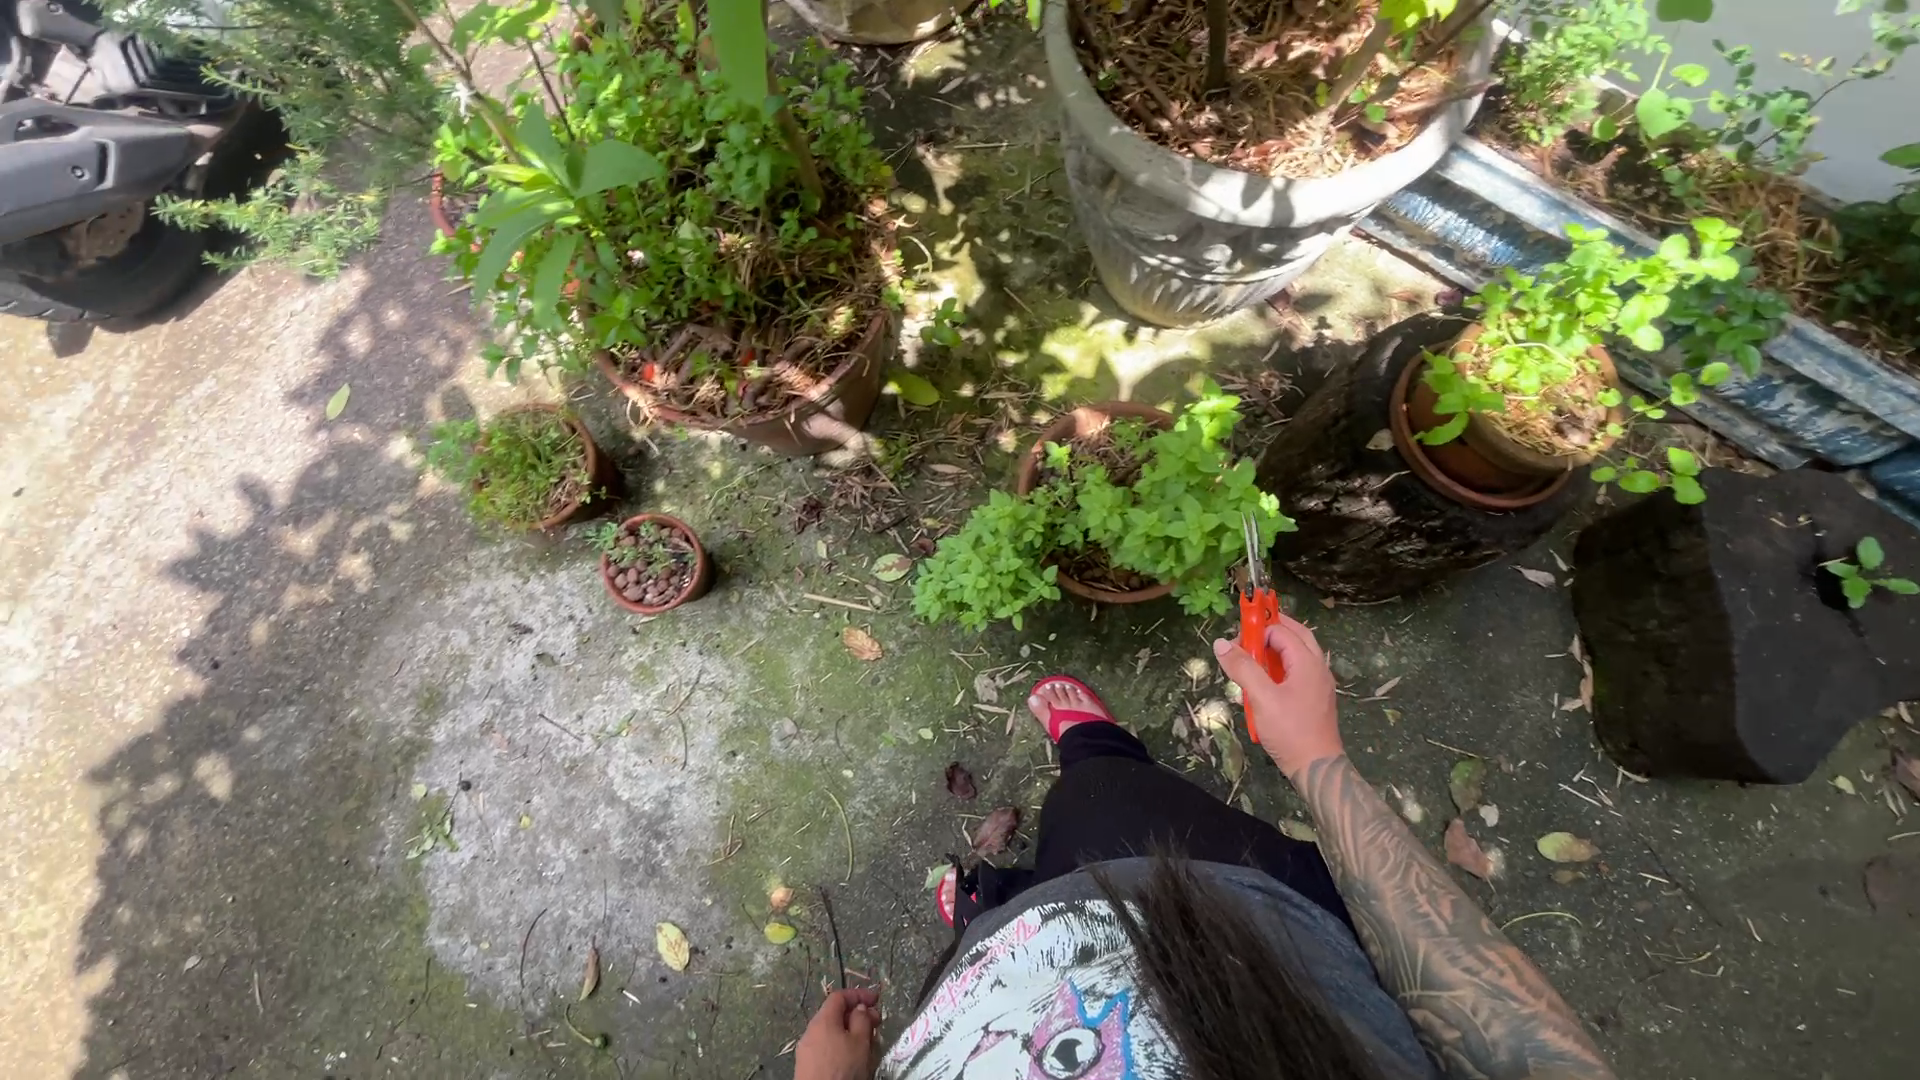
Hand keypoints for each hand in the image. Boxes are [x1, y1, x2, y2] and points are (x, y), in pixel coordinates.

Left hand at [796, 988, 881, 1079]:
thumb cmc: (843, 1070)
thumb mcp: (860, 1042)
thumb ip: (862, 1019)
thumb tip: (859, 1008)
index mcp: (822, 1020)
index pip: (840, 996)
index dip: (859, 994)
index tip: (876, 1000)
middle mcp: (810, 1031)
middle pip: (834, 1014)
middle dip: (856, 1015)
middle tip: (875, 1023)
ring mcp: (805, 1051)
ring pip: (829, 1032)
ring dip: (848, 1032)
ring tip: (865, 1043)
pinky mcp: (805, 1068)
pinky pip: (824, 1047)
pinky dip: (838, 1046)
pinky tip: (849, 1059)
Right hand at [1213, 613, 1342, 779]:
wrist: (1316, 768)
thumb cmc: (1290, 731)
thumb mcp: (1261, 698)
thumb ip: (1242, 668)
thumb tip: (1221, 643)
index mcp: (1308, 663)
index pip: (1281, 631)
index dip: (1257, 631)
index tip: (1236, 645)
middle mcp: (1318, 668)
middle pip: (1296, 635)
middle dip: (1271, 630)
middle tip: (1246, 636)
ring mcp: (1318, 683)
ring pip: (1298, 653)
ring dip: (1275, 648)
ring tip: (1252, 657)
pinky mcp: (1314, 697)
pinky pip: (1298, 670)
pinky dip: (1280, 666)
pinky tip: (1264, 681)